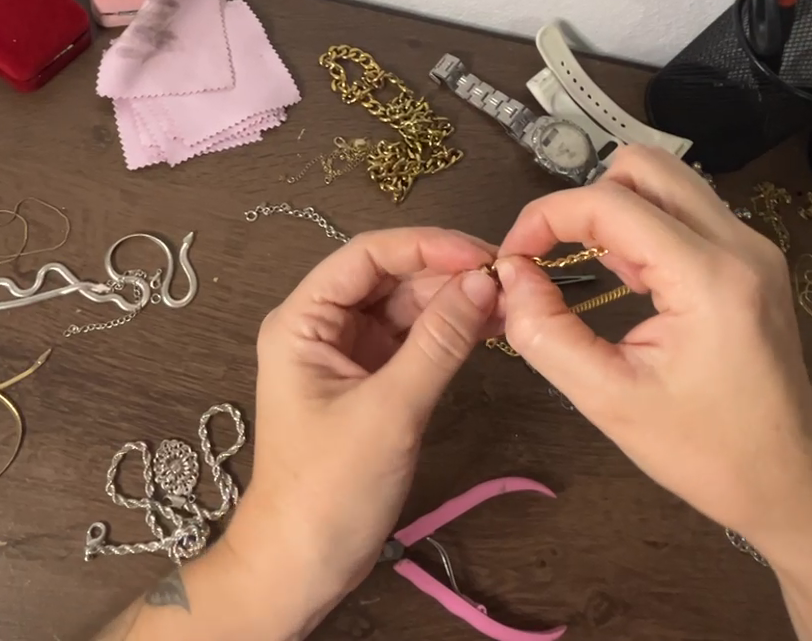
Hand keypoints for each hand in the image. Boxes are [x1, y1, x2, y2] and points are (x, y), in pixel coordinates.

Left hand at [221, 227, 498, 631]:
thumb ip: (439, 343)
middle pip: (388, 275)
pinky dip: (450, 329)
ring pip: (405, 304)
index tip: (482, 254)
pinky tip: (490, 323)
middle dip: (446, 271)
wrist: (301, 566)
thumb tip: (486, 282)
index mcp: (302, 318)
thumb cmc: (329, 489)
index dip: (425, 245)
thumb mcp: (389, 411)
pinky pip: (413, 337)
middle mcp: (322, 322)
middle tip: (508, 276)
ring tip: (510, 297)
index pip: (366, 255)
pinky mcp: (370, 374)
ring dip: (454, 298)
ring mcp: (347, 348)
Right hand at [495, 146, 811, 544]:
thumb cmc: (704, 451)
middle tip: (561, 253)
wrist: (793, 486)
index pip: (609, 202)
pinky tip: (636, 279)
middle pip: (643, 166)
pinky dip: (642, 224)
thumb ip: (543, 332)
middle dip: (584, 200)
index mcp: (710, 277)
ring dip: (615, 208)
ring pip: (665, 178)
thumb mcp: (606, 400)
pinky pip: (683, 207)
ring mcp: (752, 245)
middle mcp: (739, 243)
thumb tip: (511, 274)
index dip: (546, 217)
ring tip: (603, 271)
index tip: (515, 257)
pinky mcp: (751, 256)